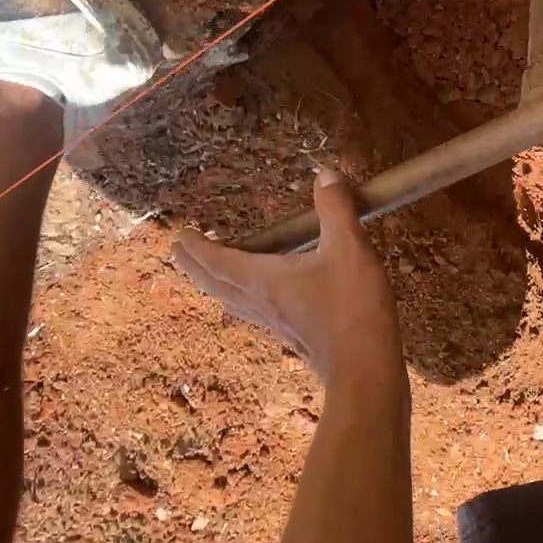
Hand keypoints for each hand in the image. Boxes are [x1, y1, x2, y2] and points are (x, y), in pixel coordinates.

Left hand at [172, 169, 403, 392]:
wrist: (365, 369)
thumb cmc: (352, 306)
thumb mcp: (348, 248)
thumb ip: (335, 209)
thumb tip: (325, 174)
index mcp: (266, 280)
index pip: (220, 262)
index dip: (198, 248)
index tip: (178, 235)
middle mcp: (262, 303)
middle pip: (217, 284)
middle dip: (195, 266)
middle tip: (177, 252)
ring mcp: (275, 323)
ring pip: (232, 300)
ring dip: (213, 283)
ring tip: (207, 273)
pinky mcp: (291, 335)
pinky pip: (251, 311)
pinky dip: (239, 297)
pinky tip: (254, 299)